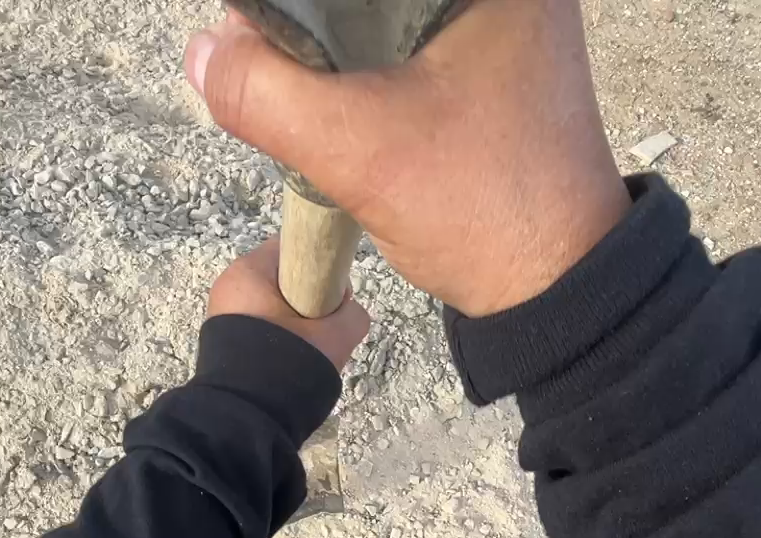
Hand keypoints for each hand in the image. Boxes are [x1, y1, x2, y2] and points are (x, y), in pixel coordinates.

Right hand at [186, 0, 630, 317]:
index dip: (302, 9)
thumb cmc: (484, 212)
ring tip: (317, 95)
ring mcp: (509, 29)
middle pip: (372, 0)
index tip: (265, 41)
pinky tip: (355, 106)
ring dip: (344, 51)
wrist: (555, 286)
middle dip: (319, 28)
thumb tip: (205, 54)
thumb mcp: (358, 153)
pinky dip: (374, 70)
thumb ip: (268, 97)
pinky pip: (416, 47)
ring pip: (390, 18)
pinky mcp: (499, 71)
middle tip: (283, 68)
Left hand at [209, 237, 370, 369]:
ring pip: (272, 309)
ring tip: (308, 353)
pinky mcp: (222, 345)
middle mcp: (229, 288)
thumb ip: (353, 315)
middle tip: (325, 331)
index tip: (334, 296)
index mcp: (247, 272)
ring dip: (295, 326)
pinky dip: (278, 343)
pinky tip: (290, 365)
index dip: (320, 266)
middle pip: (282, 280)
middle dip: (308, 302)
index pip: (292, 247)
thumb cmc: (289, 363)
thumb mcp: (335, 336)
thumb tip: (351, 312)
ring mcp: (221, 317)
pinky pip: (259, 332)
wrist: (250, 417)